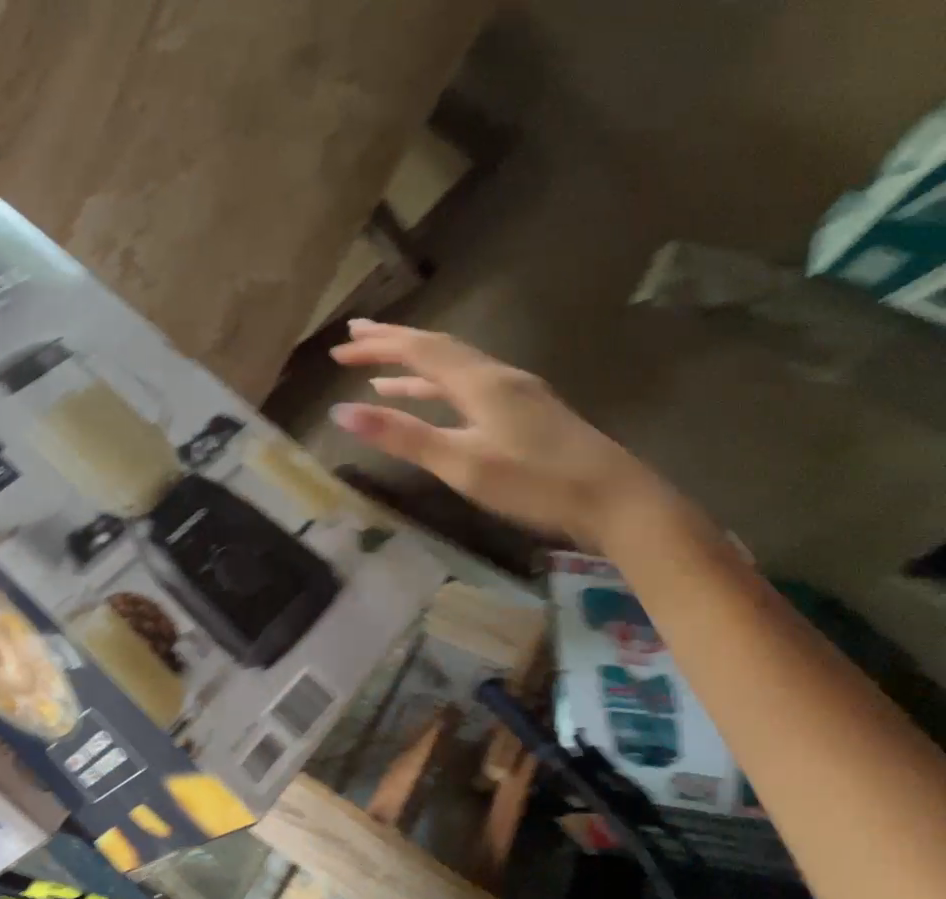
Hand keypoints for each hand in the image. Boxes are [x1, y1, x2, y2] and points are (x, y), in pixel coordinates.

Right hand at [329, 319, 676, 552]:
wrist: (619, 502)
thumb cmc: (536, 483)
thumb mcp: (460, 463)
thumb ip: (401, 435)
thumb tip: (341, 412)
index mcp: (481, 383)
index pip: (420, 350)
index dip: (378, 345)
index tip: (338, 348)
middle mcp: (498, 377)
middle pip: (438, 349)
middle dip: (394, 342)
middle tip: (354, 336)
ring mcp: (516, 394)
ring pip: (454, 367)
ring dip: (413, 365)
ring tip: (376, 372)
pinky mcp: (526, 413)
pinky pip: (468, 386)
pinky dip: (437, 387)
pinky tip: (428, 401)